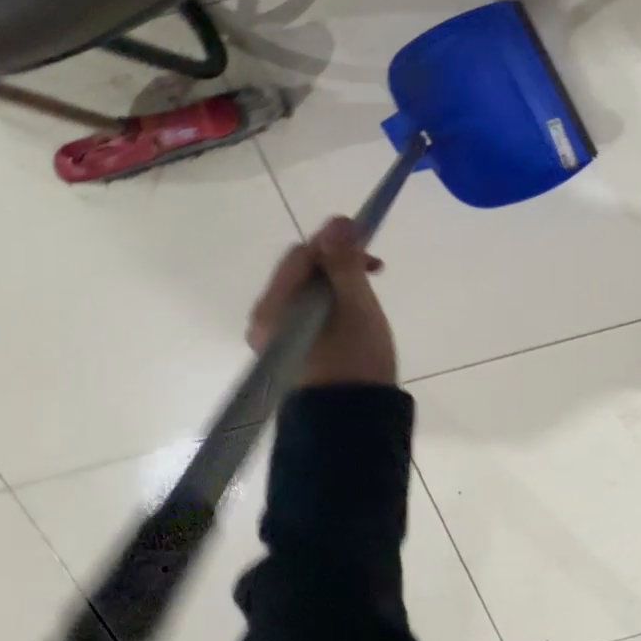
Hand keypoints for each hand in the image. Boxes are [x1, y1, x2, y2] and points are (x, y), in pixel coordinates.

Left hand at [248, 217, 395, 387]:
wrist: (353, 419)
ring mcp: (275, 336)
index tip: (373, 252)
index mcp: (273, 306)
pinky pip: (307, 311)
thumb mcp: (356, 305)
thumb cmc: (356, 360)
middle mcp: (265, 318)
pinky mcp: (291, 349)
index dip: (337, 243)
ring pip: (306, 291)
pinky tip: (355, 315)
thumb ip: (344, 263)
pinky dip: (331, 303)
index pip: (301, 254)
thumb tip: (337, 221)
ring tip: (368, 295)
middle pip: (301, 271)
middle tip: (375, 271)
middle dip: (339, 263)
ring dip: (338, 282)